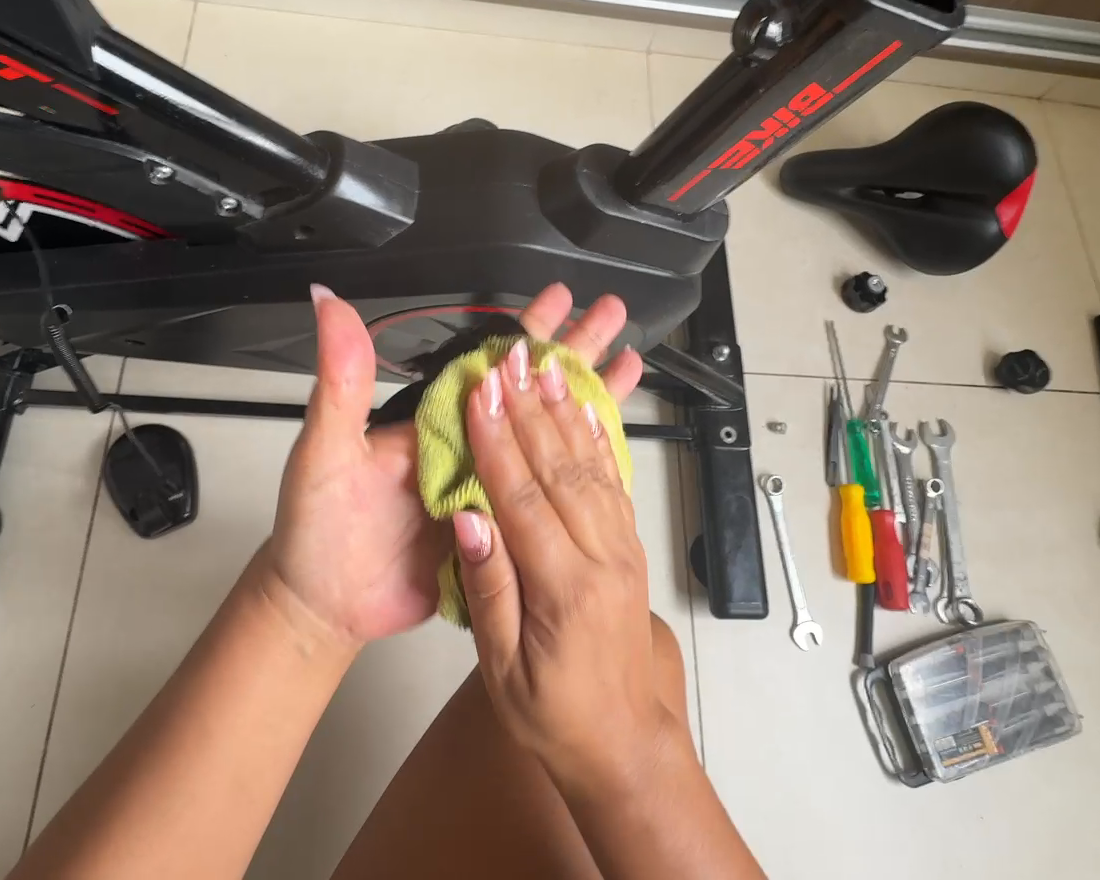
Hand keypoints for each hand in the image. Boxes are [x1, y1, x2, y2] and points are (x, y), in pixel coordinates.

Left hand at [261, 284, 644, 646]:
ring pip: (548, 433)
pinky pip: (546, 490)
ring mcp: (487, 485)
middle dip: (575, 350)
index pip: (491, 362)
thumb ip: (341, 378)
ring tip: (630, 365)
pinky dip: (579, 463)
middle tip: (613, 315)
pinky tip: (610, 445)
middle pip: (531, 390)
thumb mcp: (326, 447)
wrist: (326, 606)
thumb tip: (326, 299)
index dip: (529, 328)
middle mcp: (467, 445)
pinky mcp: (500, 527)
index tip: (564, 299)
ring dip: (588, 398)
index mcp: (434, 419)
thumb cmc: (317, 525)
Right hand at [451, 336, 676, 793]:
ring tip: (548, 364)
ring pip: (590, 466)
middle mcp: (601, 557)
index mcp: (564, 589)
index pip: (523, 497)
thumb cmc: (555, 715)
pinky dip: (597, 439)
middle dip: (530, 406)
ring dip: (565, 411)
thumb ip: (489, 587)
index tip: (481, 391)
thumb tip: (469, 516)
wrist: (624, 743)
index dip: (498, 439)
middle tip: (511, 357)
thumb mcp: (502, 667)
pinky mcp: (630, 547)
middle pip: (560, 468)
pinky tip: (585, 408)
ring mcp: (622, 549)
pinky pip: (613, 482)